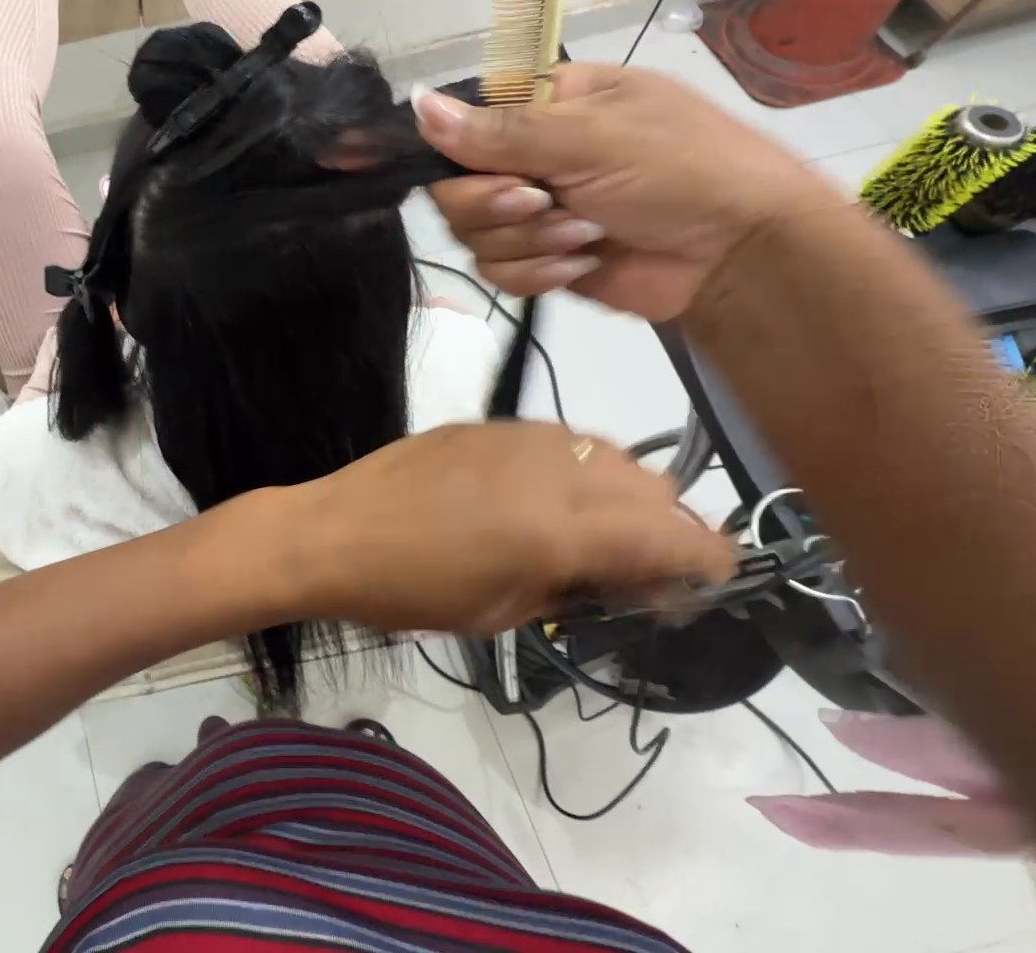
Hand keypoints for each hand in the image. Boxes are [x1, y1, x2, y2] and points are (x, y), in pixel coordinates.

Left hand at [273, 422, 733, 633]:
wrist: (328, 534)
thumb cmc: (406, 591)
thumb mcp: (498, 613)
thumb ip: (574, 588)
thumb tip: (624, 577)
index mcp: (562, 530)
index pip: (676, 536)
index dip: (707, 562)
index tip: (703, 581)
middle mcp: (553, 471)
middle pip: (655, 487)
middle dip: (666, 527)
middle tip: (637, 564)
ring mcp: (517, 437)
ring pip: (612, 452)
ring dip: (624, 490)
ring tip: (591, 526)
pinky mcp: (484, 423)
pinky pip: (560, 437)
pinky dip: (576, 465)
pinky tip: (545, 493)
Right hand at [416, 65, 845, 320]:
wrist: (737, 255)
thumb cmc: (681, 170)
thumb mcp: (590, 138)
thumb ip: (499, 131)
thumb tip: (416, 103)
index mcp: (544, 109)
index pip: (460, 131)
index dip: (454, 159)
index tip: (482, 173)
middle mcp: (529, 158)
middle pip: (455, 191)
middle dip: (496, 207)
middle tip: (544, 203)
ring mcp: (533, 213)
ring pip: (472, 236)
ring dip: (527, 242)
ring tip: (585, 236)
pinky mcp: (538, 259)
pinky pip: (496, 271)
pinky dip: (535, 273)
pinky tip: (581, 265)